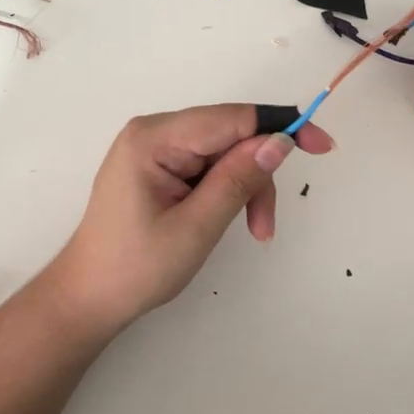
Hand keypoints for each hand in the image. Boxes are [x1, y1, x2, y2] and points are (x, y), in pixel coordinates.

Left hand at [44, 105, 333, 336]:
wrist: (89, 295)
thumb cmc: (136, 266)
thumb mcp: (196, 226)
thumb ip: (237, 180)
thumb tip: (280, 140)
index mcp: (153, 138)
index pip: (230, 118)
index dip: (279, 127)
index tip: (323, 146)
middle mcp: (152, 131)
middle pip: (229, 135)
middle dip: (257, 175)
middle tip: (266, 226)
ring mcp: (153, 148)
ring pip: (223, 152)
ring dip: (245, 188)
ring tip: (254, 232)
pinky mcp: (158, 165)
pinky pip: (206, 165)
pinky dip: (227, 190)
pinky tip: (232, 220)